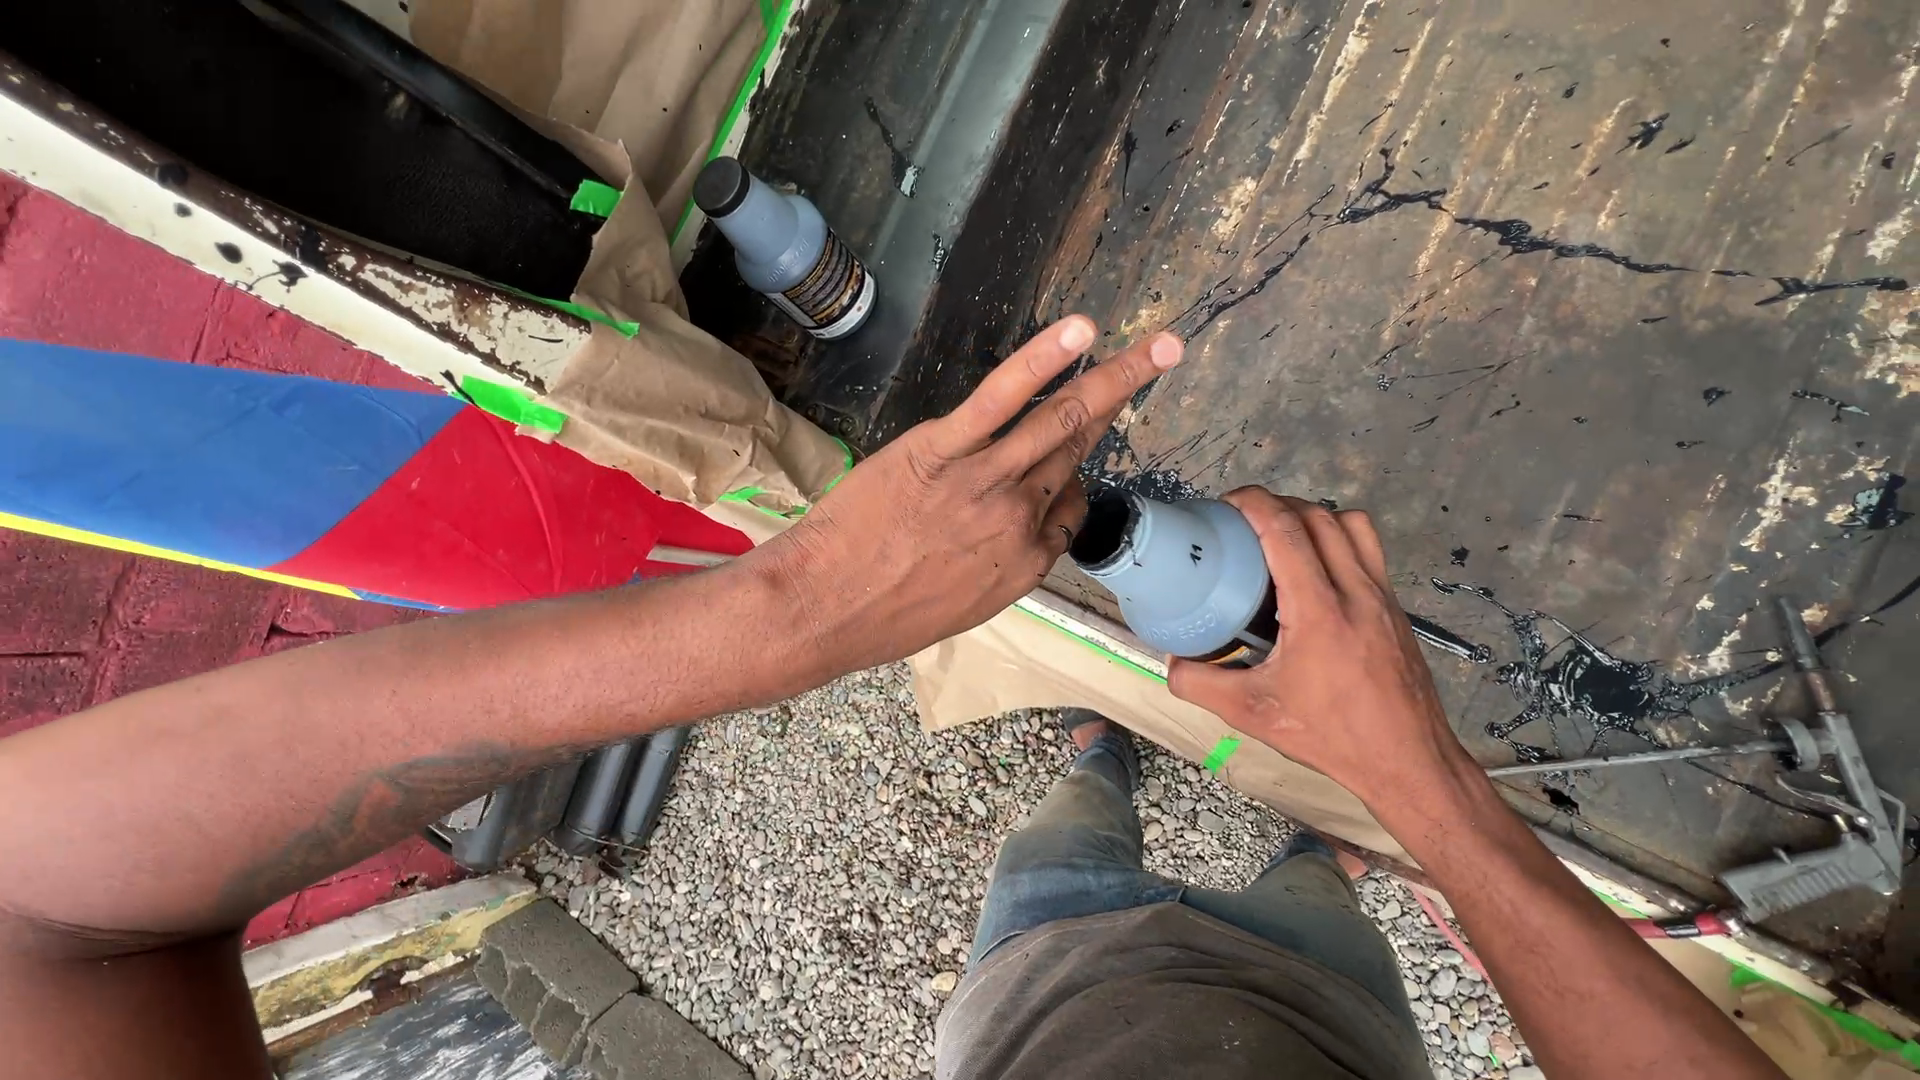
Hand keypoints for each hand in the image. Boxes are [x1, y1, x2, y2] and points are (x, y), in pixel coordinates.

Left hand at [752, 316, 1183, 674]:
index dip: (1068, 482)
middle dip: (1118, 404)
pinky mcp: (940, 450)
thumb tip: (1015, 525)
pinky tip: (1080, 331)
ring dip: (1116, 379)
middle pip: (1074, 452)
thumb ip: (997, 564)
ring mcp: (984, 481)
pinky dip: (1041, 361)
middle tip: (1159, 362)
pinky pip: (1000, 401)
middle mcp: (1020, 519)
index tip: (1057, 467)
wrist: (824, 610)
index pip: (1068, 508)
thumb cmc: (882, 617)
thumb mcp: (959, 608)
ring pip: (1061, 422)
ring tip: (1158, 347)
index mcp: (1025, 563)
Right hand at [1166, 489, 1470, 807]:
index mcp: (1318, 611)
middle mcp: (1356, 592)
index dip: (1254, 503)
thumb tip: (1170, 662)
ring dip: (1313, 515)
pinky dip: (1338, 539)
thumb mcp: (1251, 714)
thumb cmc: (1331, 736)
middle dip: (1277, 505)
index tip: (1226, 503)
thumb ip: (1200, 684)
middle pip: (1318, 516)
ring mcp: (1382, 597)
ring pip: (1352, 524)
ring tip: (1282, 536)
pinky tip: (1315, 572)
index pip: (1286, 531)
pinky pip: (1368, 550)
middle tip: (1243, 522)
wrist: (1408, 762)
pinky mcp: (1396, 608)